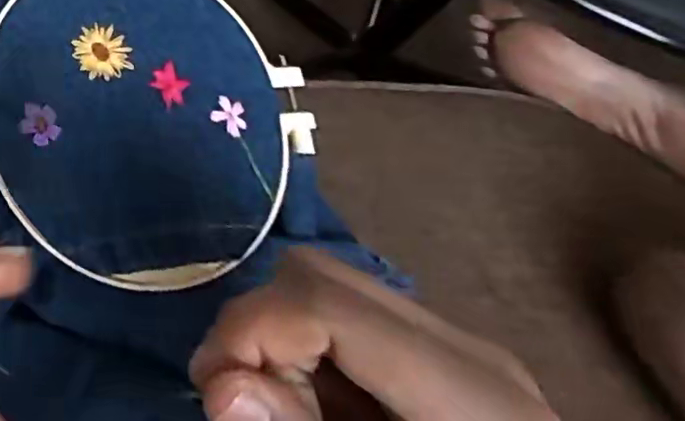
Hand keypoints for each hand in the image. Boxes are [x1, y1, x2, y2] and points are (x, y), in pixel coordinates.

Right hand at [190, 249, 555, 420]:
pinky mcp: (452, 372)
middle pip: (317, 277)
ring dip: (279, 341)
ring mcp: (462, 356)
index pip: (324, 299)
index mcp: (471, 393)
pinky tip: (318, 412)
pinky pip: (350, 326)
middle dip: (258, 328)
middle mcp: (465, 352)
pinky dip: (311, 356)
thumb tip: (219, 385)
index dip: (252, 328)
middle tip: (238, 401)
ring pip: (326, 290)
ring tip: (278, 411)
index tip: (214, 389)